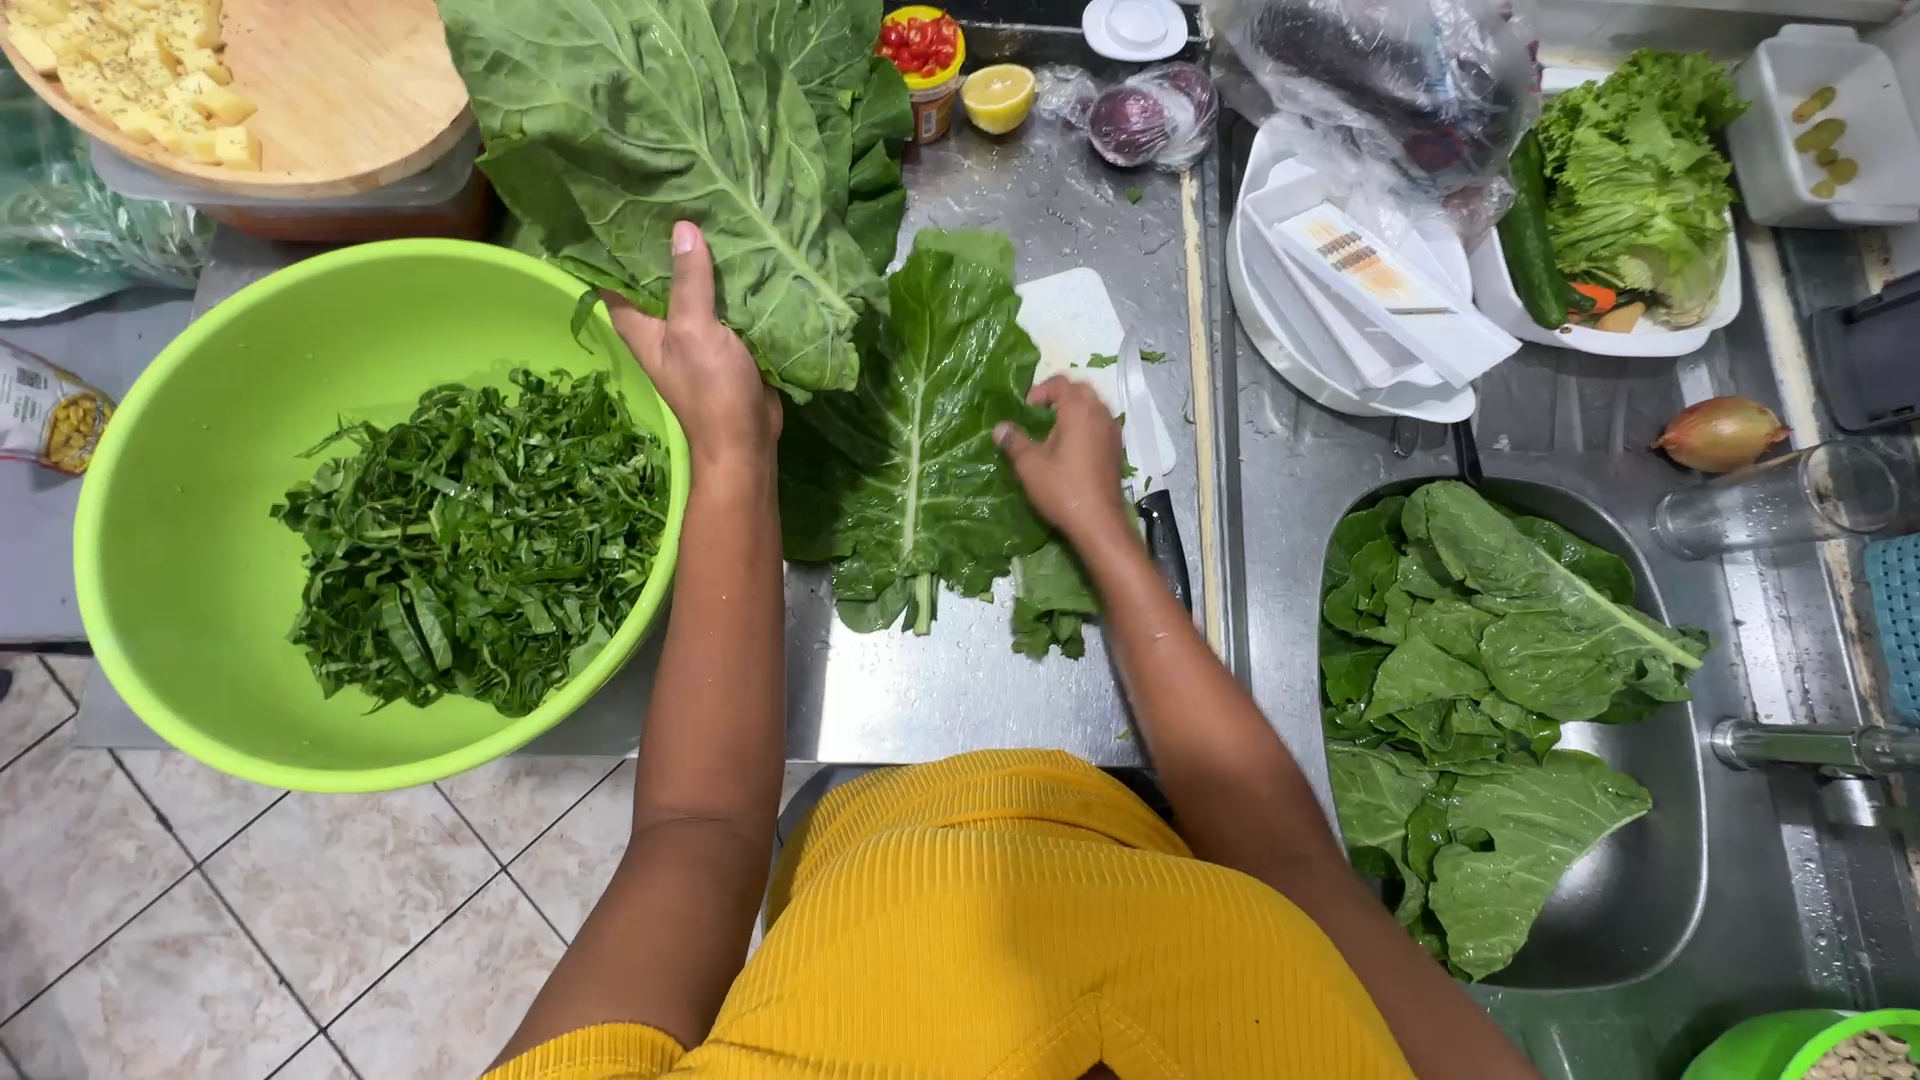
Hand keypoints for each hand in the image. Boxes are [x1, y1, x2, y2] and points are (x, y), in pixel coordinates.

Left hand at [606, 221, 780, 478]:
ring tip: (717, 215)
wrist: (747, 440)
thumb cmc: (711, 389)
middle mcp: (663, 328)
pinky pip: (728, 309)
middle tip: (682, 196)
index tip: (628, 203)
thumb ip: (688, 280)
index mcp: (640, 324)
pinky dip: (735, 288)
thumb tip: (682, 228)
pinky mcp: (728, 346)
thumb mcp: (694, 329)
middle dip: (671, 246)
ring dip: (708, 264)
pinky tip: (747, 257)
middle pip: (661, 278)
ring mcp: (697, 337)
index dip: (619, 243)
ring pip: (699, 291)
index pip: (617, 275)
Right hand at [994, 376, 1131, 546]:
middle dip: (1058, 396)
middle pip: (1080, 390)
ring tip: (1054, 430)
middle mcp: (1100, 413)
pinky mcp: (1117, 448)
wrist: (1099, 522)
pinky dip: (1085, 425)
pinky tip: (1071, 447)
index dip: (1040, 391)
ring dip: (1073, 410)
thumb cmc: (1062, 489)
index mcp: (1079, 410)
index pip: (1060, 383)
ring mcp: (1113, 431)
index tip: (1026, 410)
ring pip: (1093, 406)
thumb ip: (1014, 441)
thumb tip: (1000, 428)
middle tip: (1039, 415)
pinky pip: (1100, 424)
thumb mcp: (1030, 465)